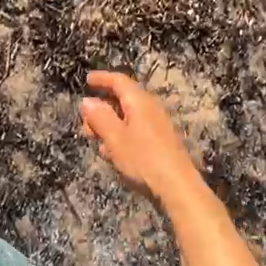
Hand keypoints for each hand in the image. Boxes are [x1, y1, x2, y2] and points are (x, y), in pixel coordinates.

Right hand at [79, 70, 208, 209]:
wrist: (178, 187)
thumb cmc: (143, 158)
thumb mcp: (114, 138)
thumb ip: (100, 117)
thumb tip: (88, 100)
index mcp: (139, 101)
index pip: (119, 81)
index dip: (102, 79)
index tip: (87, 80)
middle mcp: (150, 108)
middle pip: (122, 99)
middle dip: (101, 110)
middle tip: (86, 126)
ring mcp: (158, 125)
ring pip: (128, 117)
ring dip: (110, 126)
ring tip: (98, 143)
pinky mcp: (161, 141)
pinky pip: (136, 130)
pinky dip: (122, 136)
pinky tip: (114, 155)